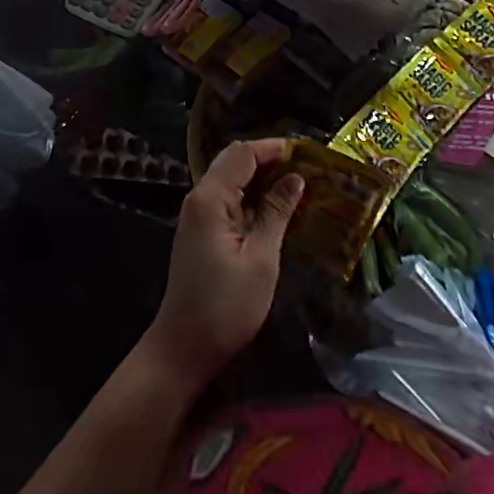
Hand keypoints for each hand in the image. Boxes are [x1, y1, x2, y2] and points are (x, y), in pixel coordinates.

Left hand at [144, 140, 303, 383]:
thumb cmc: (227, 305)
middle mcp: (199, 198)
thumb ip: (276, 213)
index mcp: (210, 198)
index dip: (274, 148)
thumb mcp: (261, 258)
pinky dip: (251, 197)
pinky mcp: (201, 230)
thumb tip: (295, 178)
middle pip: (234, 161)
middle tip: (309, 168)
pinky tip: (276, 209)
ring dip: (261, 178)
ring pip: (230, 180)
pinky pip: (227, 200)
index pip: (242, 153)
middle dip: (269, 159)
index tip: (309, 153)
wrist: (185, 345)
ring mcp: (197, 214)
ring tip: (300, 185)